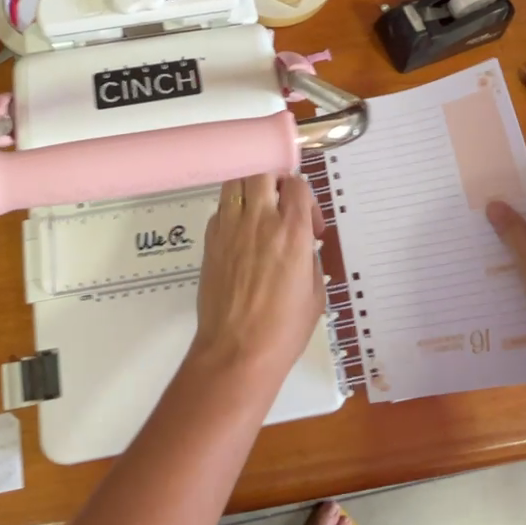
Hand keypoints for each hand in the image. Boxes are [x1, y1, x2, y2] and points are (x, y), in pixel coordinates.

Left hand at [191, 173, 323, 382]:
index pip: (298, 184)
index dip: (306, 197)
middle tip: (282, 206)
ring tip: (260, 212)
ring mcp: (230, 227)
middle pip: (263, 172)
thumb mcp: (315, 293)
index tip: (310, 223)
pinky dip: (233, 211)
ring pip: (237, 182)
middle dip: (277, 183)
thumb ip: (310, 258)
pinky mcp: (210, 239)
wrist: (237, 351)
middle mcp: (260, 220)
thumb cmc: (283, 330)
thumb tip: (304, 246)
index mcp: (292, 231)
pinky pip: (221, 208)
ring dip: (251, 189)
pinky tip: (241, 234)